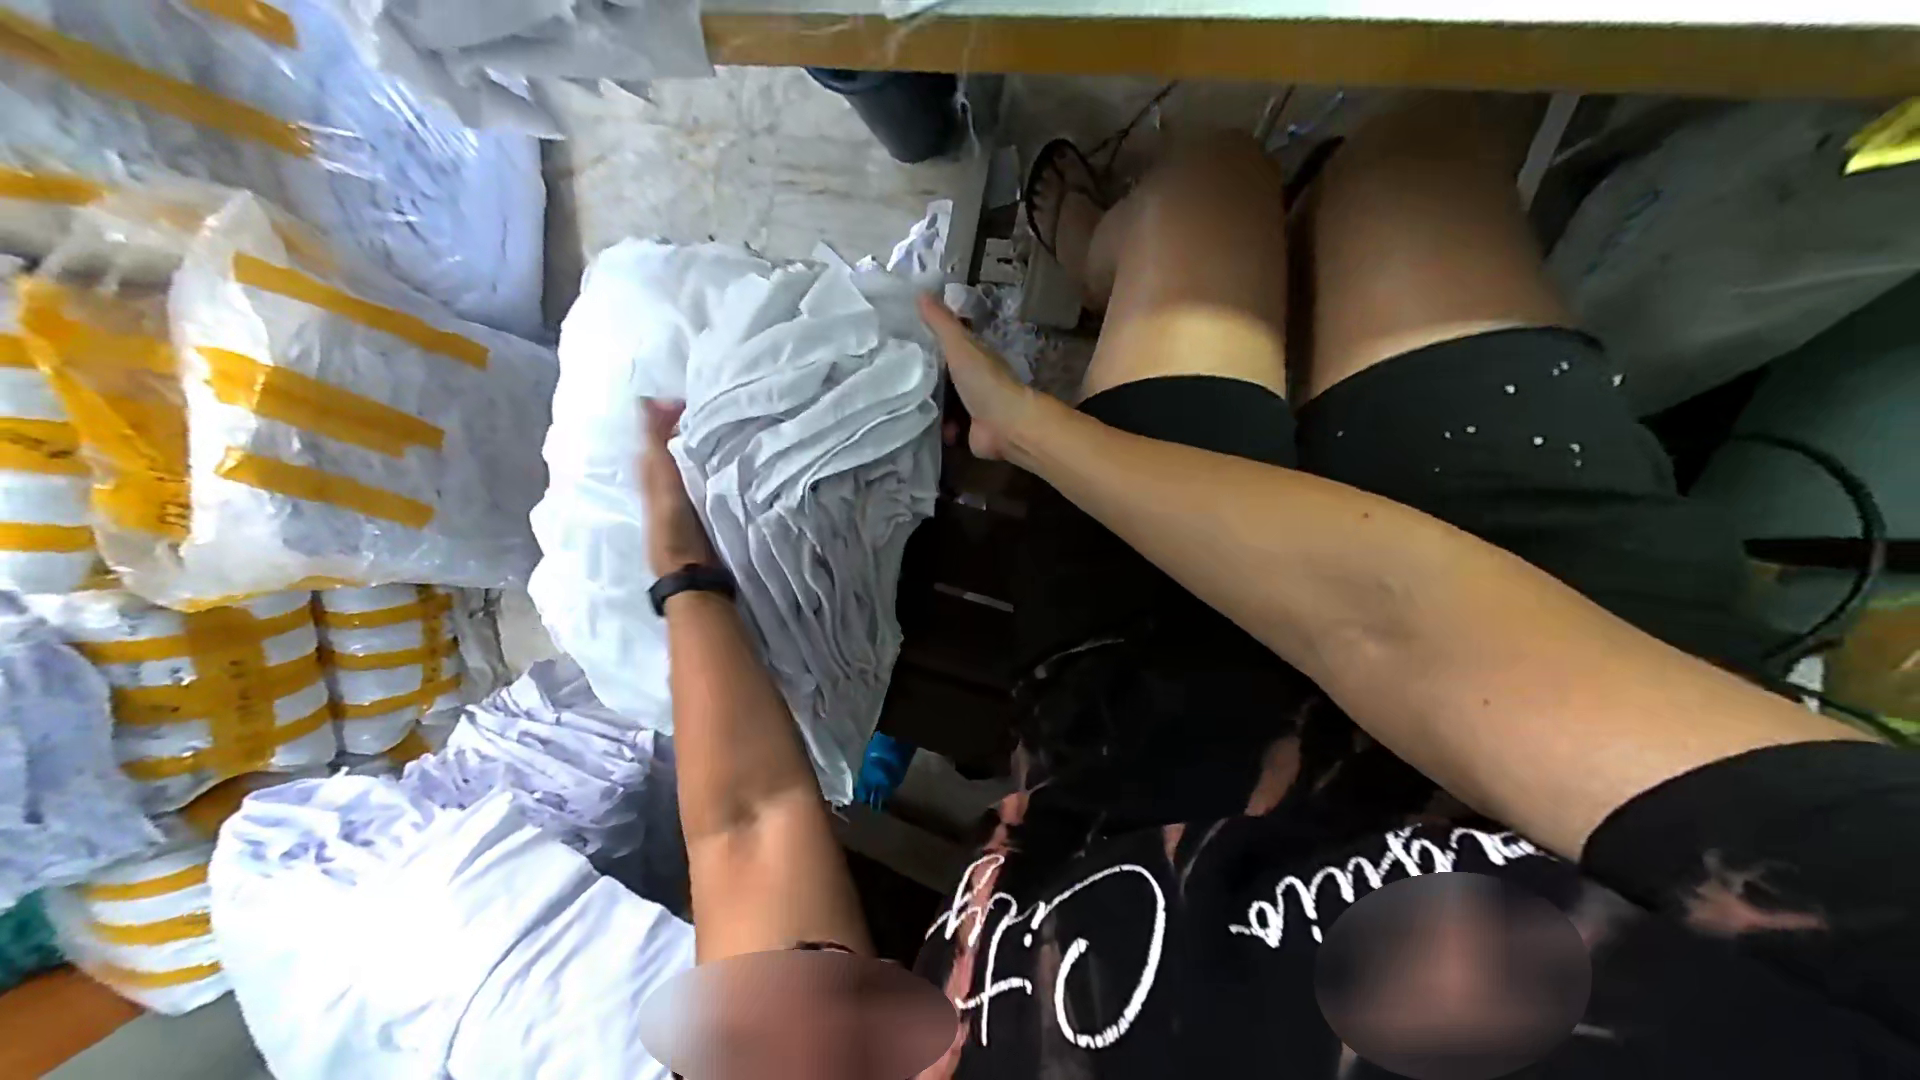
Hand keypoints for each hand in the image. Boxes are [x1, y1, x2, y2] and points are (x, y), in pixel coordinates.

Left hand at [640, 399, 717, 577]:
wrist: (695, 574)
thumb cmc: (675, 528)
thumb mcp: (661, 482)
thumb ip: (655, 445)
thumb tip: (644, 400)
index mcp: (652, 476)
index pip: (658, 436)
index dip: (672, 416)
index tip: (699, 401)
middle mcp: (667, 485)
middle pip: (677, 448)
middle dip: (693, 428)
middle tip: (719, 410)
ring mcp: (687, 500)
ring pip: (694, 463)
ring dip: (708, 447)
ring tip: (730, 429)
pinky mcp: (707, 511)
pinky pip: (711, 480)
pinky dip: (719, 466)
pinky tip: (736, 461)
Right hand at [917, 293, 1049, 462]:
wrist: (1006, 425)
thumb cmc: (984, 382)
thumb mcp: (959, 345)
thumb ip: (940, 322)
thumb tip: (920, 292)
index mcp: (974, 355)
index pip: (947, 343)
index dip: (926, 341)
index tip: (900, 341)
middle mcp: (973, 379)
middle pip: (942, 375)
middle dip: (923, 378)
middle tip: (896, 377)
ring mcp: (972, 406)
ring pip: (942, 403)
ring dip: (929, 406)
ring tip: (906, 403)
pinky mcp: (968, 430)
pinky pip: (947, 428)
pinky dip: (940, 429)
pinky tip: (928, 426)